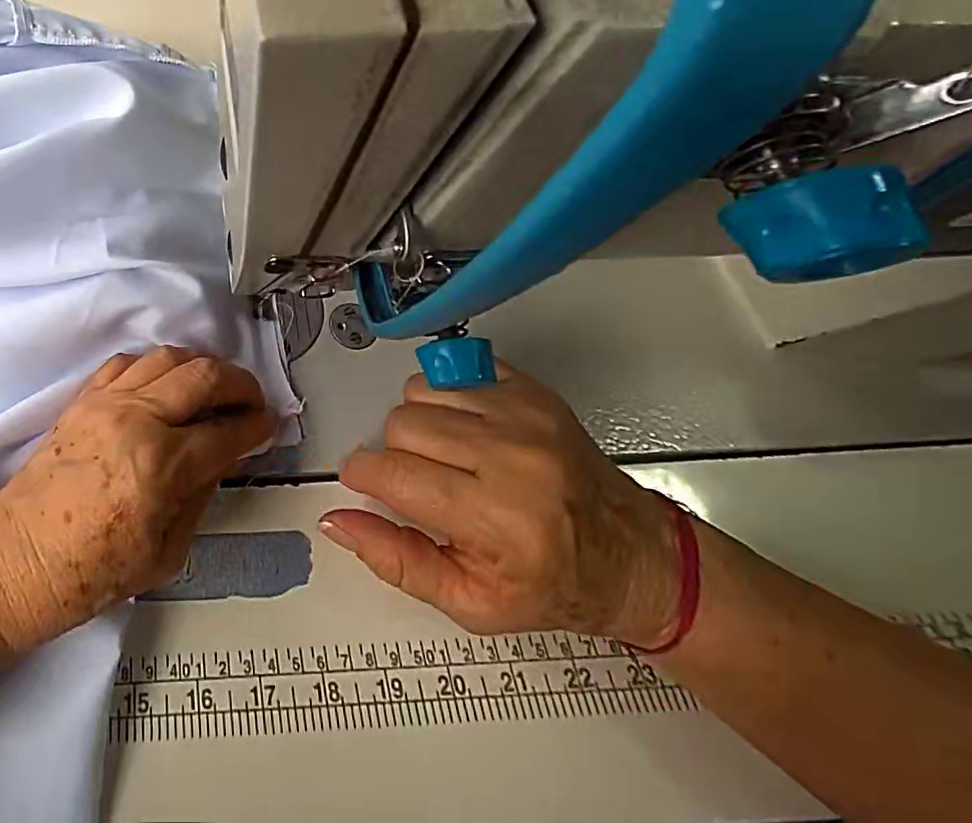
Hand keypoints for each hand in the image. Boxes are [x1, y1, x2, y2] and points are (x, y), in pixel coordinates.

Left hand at [0, 347, 277, 674]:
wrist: (18, 558)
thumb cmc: (89, 571)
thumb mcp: (166, 551)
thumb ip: (198, 496)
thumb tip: (218, 459)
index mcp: (161, 465)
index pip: (227, 429)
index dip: (258, 425)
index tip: (269, 424)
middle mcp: (134, 421)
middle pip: (203, 375)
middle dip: (239, 383)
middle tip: (251, 400)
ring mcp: (103, 404)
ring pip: (165, 357)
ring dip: (199, 365)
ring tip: (213, 387)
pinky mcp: (79, 401)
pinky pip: (123, 363)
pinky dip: (153, 364)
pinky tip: (163, 383)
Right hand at [320, 362, 679, 646]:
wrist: (639, 560)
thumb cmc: (556, 584)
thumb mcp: (469, 601)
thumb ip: (393, 559)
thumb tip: (336, 522)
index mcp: (497, 518)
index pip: (389, 471)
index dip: (362, 478)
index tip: (368, 486)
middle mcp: (514, 459)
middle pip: (399, 426)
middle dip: (395, 454)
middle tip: (425, 482)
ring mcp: (527, 419)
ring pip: (418, 393)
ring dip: (419, 423)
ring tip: (448, 456)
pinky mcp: (534, 396)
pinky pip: (452, 373)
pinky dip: (446, 397)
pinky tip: (467, 430)